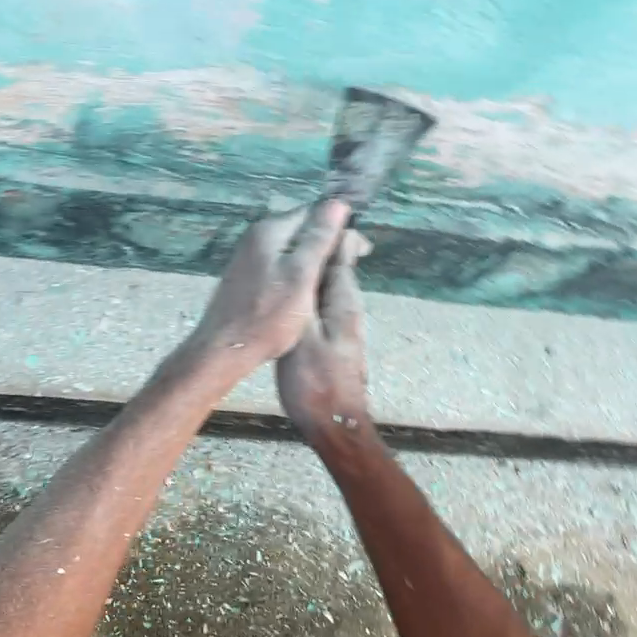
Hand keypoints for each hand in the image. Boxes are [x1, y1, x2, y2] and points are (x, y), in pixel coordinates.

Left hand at [187, 199, 351, 368]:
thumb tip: (338, 203)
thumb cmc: (267, 315)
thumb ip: (318, 238)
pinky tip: (309, 286)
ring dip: (314, 257)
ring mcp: (248, 257)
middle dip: (328, 241)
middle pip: (300, 229)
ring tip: (336, 275)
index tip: (362, 248)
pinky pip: (280, 263)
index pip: (312, 213)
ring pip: (291, 248)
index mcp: (269, 231)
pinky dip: (298, 270)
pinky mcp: (246, 276)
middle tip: (355, 262)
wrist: (225, 348)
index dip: (340, 226)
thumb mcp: (300, 275)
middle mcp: (255, 237)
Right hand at [276, 228, 372, 443]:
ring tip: (288, 255)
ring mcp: (344, 325)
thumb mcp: (303, 335)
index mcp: (343, 301)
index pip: (342, 251)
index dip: (331, 228)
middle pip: (338, 265)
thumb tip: (320, 252)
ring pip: (330, 284)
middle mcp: (348, 308)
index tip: (314, 210)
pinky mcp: (336, 340)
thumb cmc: (315, 383)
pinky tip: (292, 295)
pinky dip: (310, 290)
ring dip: (314, 267)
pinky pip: (323, 302)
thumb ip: (309, 294)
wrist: (334, 427)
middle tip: (295, 228)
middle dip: (323, 244)